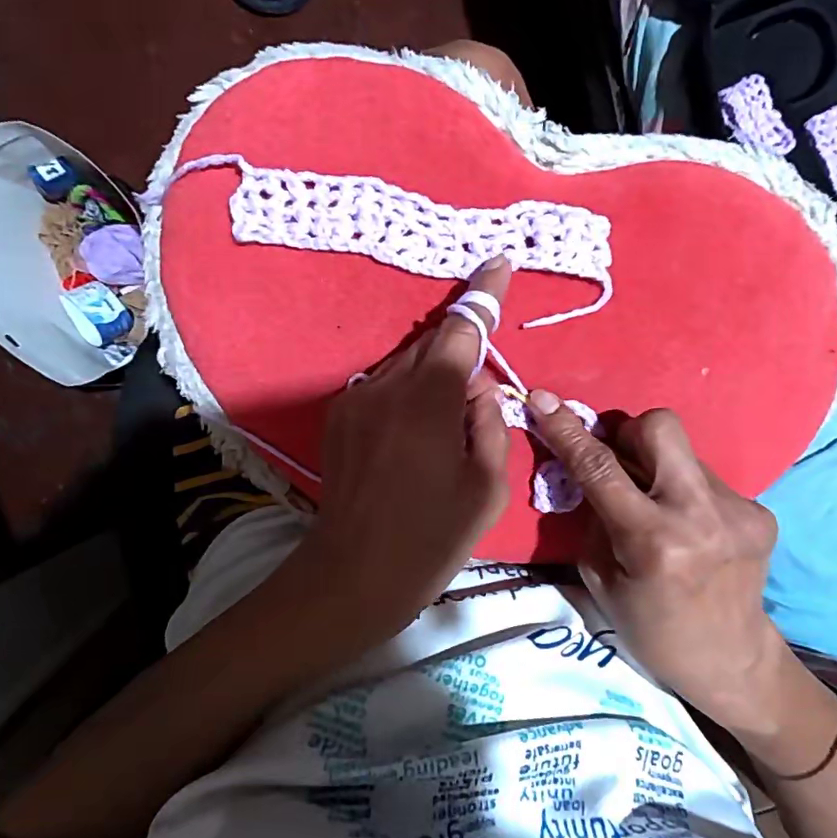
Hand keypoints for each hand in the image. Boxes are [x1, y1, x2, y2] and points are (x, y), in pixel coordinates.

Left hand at [297, 259, 513, 635]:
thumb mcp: (486, 488)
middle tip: (477, 405)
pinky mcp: (337, 417)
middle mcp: (384, 388)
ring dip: (432, 381)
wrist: (352, 575)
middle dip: (460, 359)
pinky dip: (407, 397)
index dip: (484, 294)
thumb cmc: (430, 540)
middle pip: (431, 346)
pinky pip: (384, 388)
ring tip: (443, 434)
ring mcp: (354, 401)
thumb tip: (481, 390)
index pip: (461, 330)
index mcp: (427, 403)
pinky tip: (412, 442)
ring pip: (405, 367)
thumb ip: (490, 423)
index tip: (499, 262)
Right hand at [528, 398, 812, 735]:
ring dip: (659, 470)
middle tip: (620, 465)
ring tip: (659, 510)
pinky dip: (685, 494)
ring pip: (684, 453)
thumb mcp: (601, 578)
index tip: (543, 399)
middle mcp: (700, 515)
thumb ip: (595, 517)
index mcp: (653, 541)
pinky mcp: (760, 512)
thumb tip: (591, 472)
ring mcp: (738, 510)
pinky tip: (691, 530)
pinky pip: (707, 480)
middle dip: (629, 433)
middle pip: (660, 427)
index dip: (567, 430)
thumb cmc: (651, 629)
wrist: (732, 660)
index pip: (600, 468)